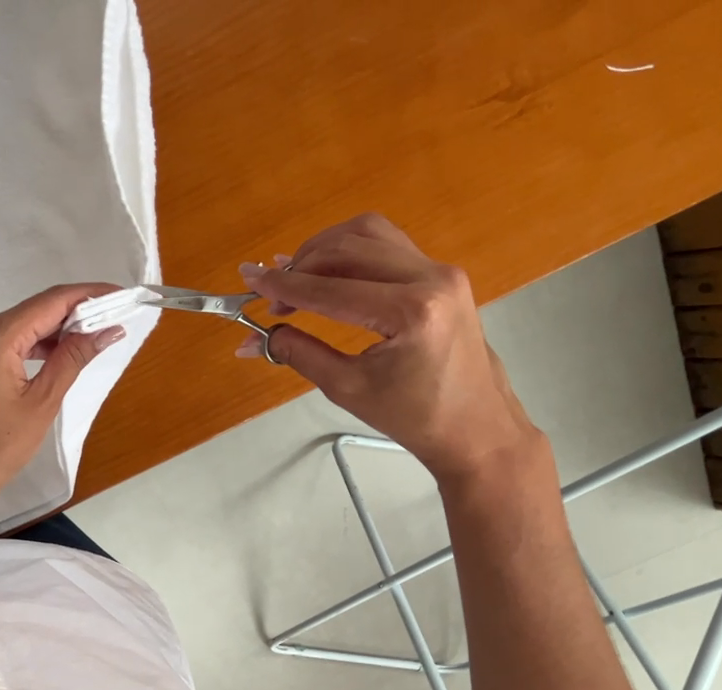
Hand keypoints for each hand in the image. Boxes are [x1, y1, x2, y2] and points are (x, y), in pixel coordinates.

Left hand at [0, 283, 126, 514]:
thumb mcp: (43, 402)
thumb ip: (74, 358)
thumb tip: (108, 329)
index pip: (51, 301)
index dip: (90, 295)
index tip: (123, 296)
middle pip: (37, 308)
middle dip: (78, 311)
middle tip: (116, 318)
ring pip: (25, 323)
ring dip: (59, 328)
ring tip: (97, 337)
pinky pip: (11, 339)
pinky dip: (38, 343)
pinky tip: (64, 352)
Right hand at [242, 214, 542, 484]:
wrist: (474, 423)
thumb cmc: (412, 415)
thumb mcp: (346, 387)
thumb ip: (297, 354)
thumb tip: (250, 341)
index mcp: (411, 312)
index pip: (331, 288)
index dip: (283, 286)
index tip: (247, 281)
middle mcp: (430, 278)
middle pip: (348, 247)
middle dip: (300, 267)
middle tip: (268, 295)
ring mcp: (439, 270)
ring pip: (368, 234)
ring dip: (323, 251)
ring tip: (294, 279)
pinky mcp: (439, 272)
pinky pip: (385, 245)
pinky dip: (347, 252)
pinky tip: (324, 273)